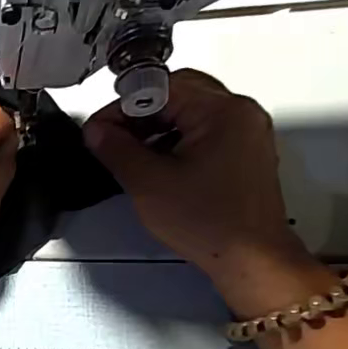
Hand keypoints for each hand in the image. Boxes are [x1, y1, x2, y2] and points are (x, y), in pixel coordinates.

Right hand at [83, 70, 329, 313]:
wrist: (252, 260)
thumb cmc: (207, 222)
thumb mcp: (149, 184)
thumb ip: (117, 150)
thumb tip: (95, 131)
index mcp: (222, 111)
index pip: (161, 88)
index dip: (122, 106)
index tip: (97, 130)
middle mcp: (241, 113)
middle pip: (180, 93)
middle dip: (140, 112)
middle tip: (111, 137)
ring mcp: (247, 133)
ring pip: (192, 112)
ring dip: (157, 126)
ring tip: (129, 153)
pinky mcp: (245, 155)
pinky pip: (205, 132)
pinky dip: (176, 140)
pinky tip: (156, 164)